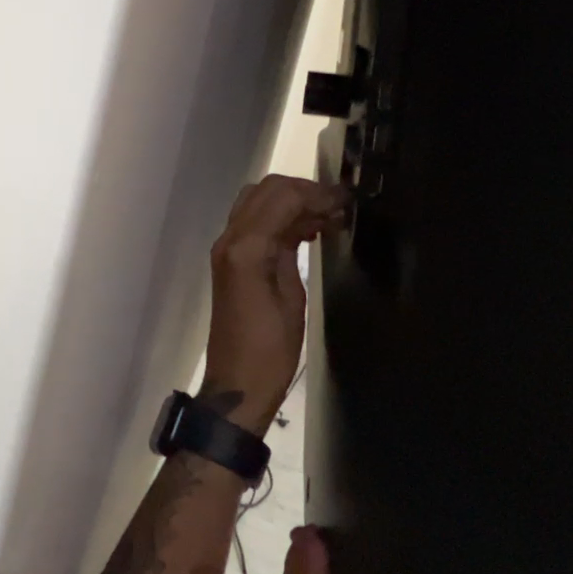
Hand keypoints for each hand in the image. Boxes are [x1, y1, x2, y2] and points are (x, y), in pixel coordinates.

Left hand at [200, 175, 346, 435]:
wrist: (238, 383)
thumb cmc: (271, 349)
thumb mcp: (292, 297)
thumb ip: (291, 250)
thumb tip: (307, 222)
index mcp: (246, 248)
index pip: (281, 197)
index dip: (316, 194)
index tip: (346, 202)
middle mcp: (230, 239)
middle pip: (266, 190)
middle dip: (303, 191)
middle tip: (337, 208)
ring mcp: (226, 248)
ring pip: (257, 201)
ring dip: (291, 201)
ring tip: (328, 217)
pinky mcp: (229, 259)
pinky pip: (254, 223)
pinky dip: (280, 218)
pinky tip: (309, 231)